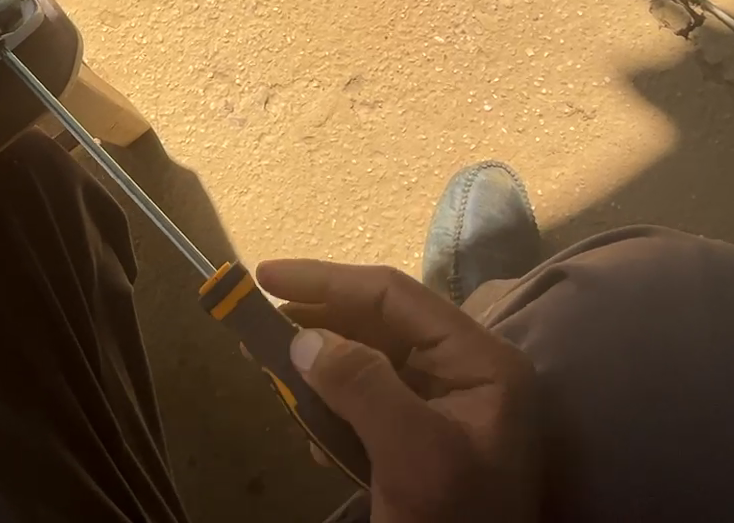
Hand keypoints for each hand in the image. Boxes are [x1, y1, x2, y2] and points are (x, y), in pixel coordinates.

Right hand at [256, 261, 539, 522]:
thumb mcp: (414, 457)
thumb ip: (363, 386)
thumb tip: (303, 339)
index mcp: (478, 360)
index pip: (391, 294)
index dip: (324, 280)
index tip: (265, 276)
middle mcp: (460, 368)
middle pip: (371, 319)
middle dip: (310, 320)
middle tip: (254, 321)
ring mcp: (438, 399)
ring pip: (359, 352)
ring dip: (311, 360)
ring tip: (264, 362)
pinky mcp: (414, 430)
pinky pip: (359, 391)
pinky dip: (324, 398)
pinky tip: (305, 422)